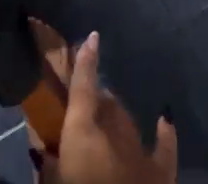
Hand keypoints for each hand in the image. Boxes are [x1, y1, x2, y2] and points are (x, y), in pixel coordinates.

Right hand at [43, 33, 177, 183]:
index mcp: (83, 131)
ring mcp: (141, 151)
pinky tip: (165, 120)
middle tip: (86, 104)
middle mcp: (114, 132)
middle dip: (97, 99)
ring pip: (129, 120)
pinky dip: (165, 132)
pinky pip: (165, 147)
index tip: (91, 37)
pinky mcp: (161, 173)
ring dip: (118, 115)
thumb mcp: (52, 181)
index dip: (86, 60)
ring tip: (110, 113)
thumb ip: (47, 163)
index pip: (82, 87)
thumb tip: (42, 149)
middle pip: (106, 103)